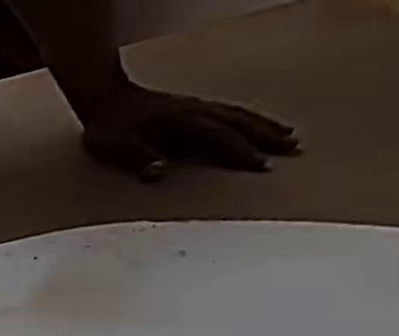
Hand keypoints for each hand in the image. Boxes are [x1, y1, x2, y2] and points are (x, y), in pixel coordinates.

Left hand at [77, 83, 297, 181]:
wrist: (105, 98)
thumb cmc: (109, 127)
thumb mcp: (115, 148)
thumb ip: (137, 159)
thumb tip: (158, 174)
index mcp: (180, 121)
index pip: (217, 138)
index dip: (239, 152)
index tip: (261, 165)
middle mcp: (195, 111)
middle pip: (238, 123)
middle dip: (266, 137)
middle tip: (292, 151)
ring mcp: (196, 107)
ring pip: (239, 114)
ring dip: (264, 126)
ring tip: (289, 137)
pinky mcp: (193, 107)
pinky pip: (229, 112)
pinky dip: (248, 118)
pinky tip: (258, 125)